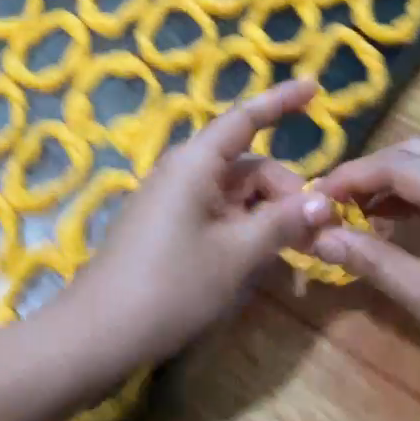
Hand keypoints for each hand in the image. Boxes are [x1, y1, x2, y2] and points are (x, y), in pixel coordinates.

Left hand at [64, 80, 333, 364]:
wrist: (96, 334)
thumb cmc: (171, 285)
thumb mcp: (237, 255)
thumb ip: (282, 223)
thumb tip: (324, 201)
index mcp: (196, 162)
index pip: (246, 118)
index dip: (281, 101)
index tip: (315, 86)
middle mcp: (184, 170)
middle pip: (248, 166)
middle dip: (286, 191)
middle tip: (317, 232)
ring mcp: (173, 199)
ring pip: (236, 193)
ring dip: (268, 214)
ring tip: (296, 250)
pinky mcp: (167, 226)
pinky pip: (217, 212)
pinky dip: (245, 226)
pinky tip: (262, 257)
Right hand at [312, 139, 419, 403]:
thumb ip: (372, 260)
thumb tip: (316, 238)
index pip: (398, 165)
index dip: (350, 176)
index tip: (313, 196)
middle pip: (417, 152)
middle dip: (371, 172)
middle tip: (332, 202)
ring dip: (395, 180)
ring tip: (355, 212)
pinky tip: (395, 221)